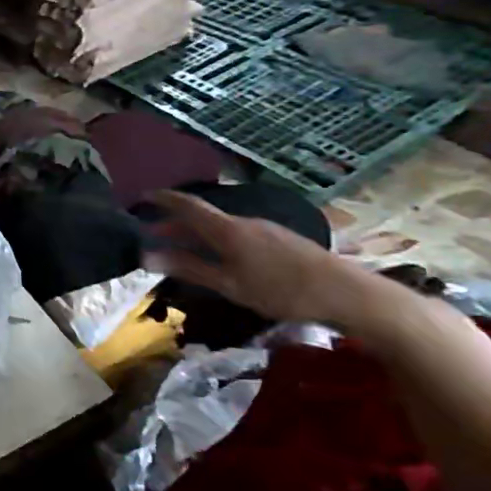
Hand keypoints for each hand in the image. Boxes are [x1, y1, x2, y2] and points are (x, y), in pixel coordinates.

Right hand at [141, 190, 392, 328]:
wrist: (349, 294)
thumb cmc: (282, 291)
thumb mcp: (229, 285)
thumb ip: (189, 268)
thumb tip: (146, 256)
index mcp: (227, 229)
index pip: (186, 205)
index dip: (163, 199)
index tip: (142, 196)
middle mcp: (244, 222)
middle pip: (203, 217)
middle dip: (176, 223)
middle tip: (153, 232)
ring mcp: (266, 230)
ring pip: (221, 226)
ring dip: (197, 234)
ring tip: (183, 248)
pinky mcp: (282, 241)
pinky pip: (238, 234)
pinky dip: (218, 240)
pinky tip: (221, 257)